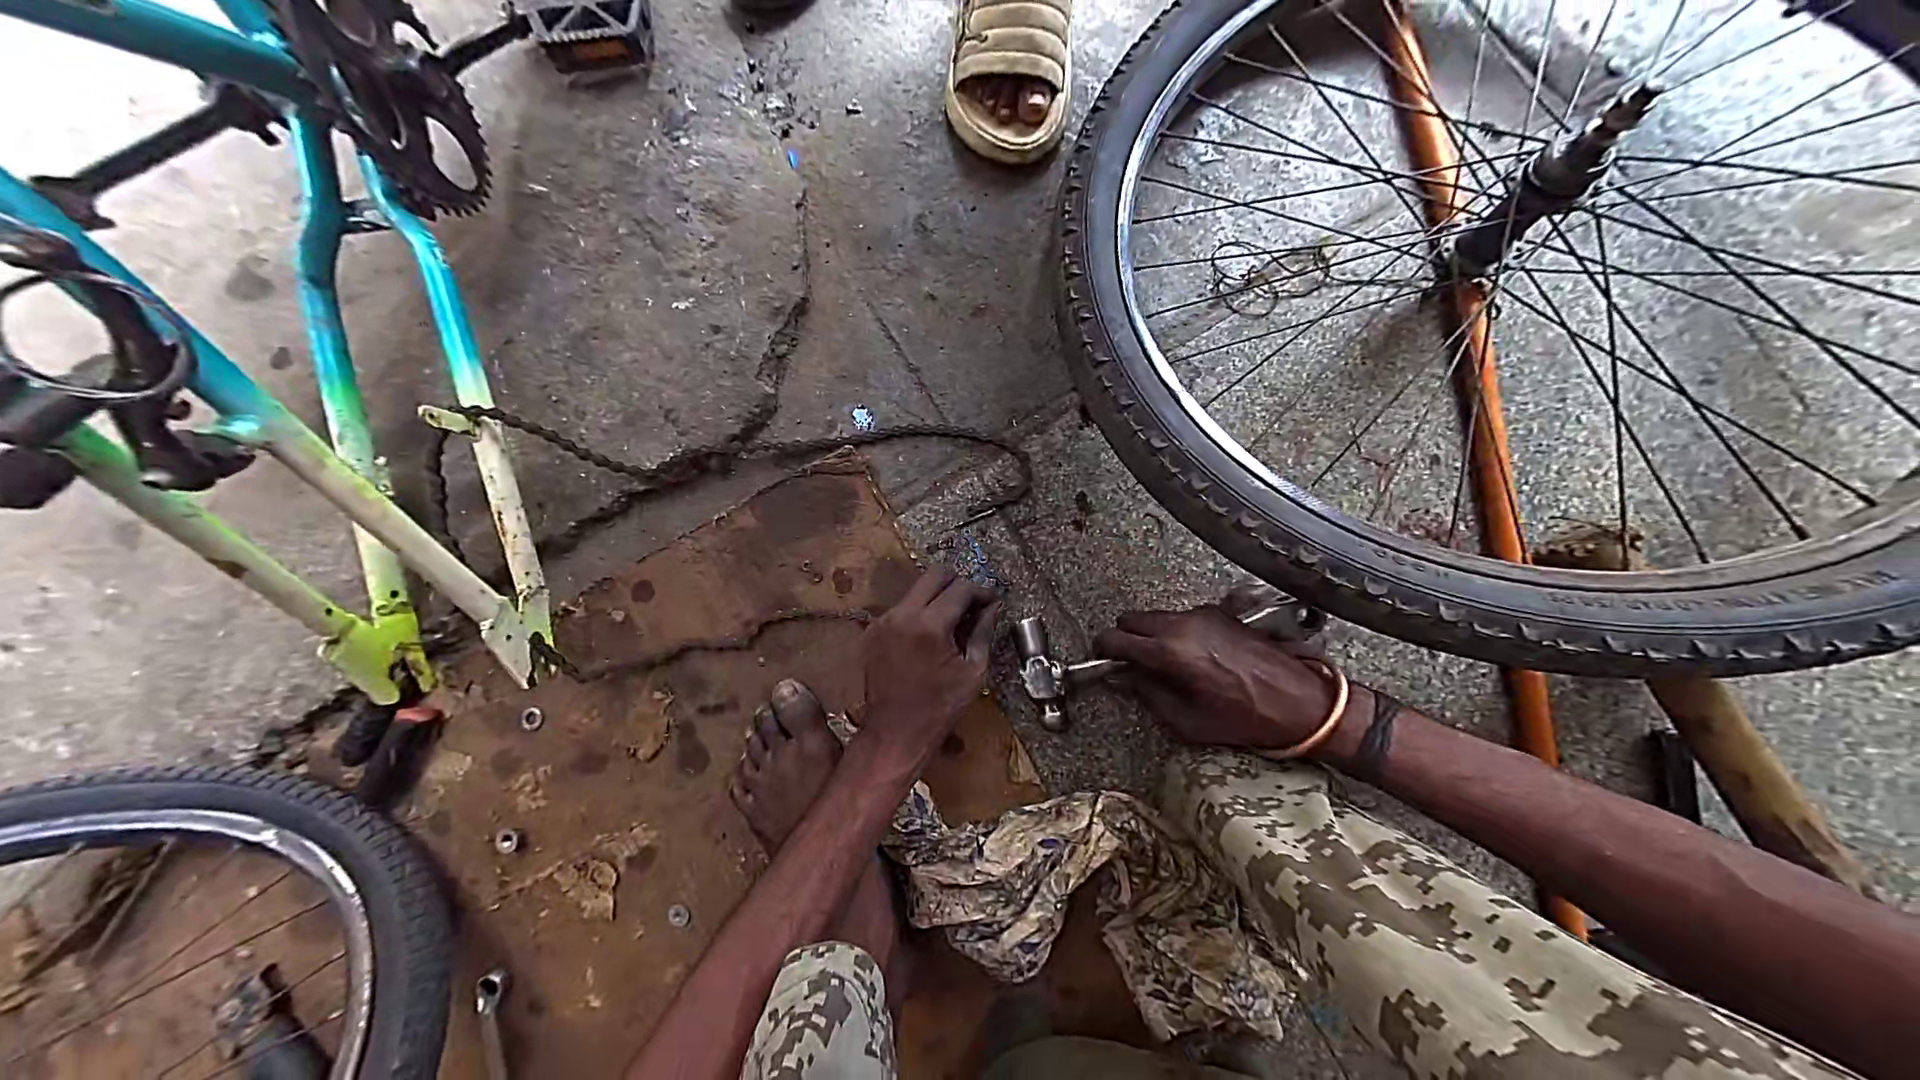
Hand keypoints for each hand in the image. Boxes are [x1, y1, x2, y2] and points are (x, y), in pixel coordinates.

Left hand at [860, 568, 1001, 764]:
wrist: (896, 731)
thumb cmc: (940, 707)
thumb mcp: (972, 671)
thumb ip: (982, 632)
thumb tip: (993, 606)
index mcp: (929, 626)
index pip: (961, 589)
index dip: (981, 591)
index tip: (993, 601)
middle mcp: (902, 615)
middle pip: (934, 575)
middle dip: (958, 583)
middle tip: (973, 603)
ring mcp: (884, 621)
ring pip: (916, 589)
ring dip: (937, 597)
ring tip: (954, 620)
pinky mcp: (874, 631)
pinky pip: (902, 608)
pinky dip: (920, 611)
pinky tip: (931, 634)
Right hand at [1094, 606, 1344, 751]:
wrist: (1302, 703)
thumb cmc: (1249, 717)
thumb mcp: (1189, 722)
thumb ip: (1148, 695)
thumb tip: (1123, 679)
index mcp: (1172, 652)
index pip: (1117, 638)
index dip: (1103, 650)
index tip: (1102, 661)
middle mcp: (1184, 625)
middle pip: (1131, 619)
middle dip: (1124, 639)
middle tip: (1129, 664)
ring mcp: (1203, 615)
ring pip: (1156, 616)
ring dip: (1149, 635)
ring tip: (1163, 665)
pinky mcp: (1219, 614)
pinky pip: (1181, 617)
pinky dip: (1173, 632)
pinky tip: (1188, 657)